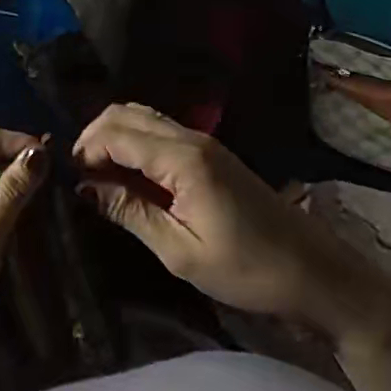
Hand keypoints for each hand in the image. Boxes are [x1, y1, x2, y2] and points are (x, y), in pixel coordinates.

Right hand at [74, 104, 390, 335]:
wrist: (320, 276)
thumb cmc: (250, 271)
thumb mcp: (180, 252)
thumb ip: (129, 212)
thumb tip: (84, 187)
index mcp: (184, 160)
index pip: (114, 134)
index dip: (84, 152)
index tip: (70, 182)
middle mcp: (191, 138)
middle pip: (123, 113)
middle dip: (92, 138)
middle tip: (81, 177)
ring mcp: (203, 142)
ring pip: (140, 117)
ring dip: (111, 137)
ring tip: (99, 176)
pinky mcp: (210, 153)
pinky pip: (157, 130)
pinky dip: (132, 142)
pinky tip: (128, 175)